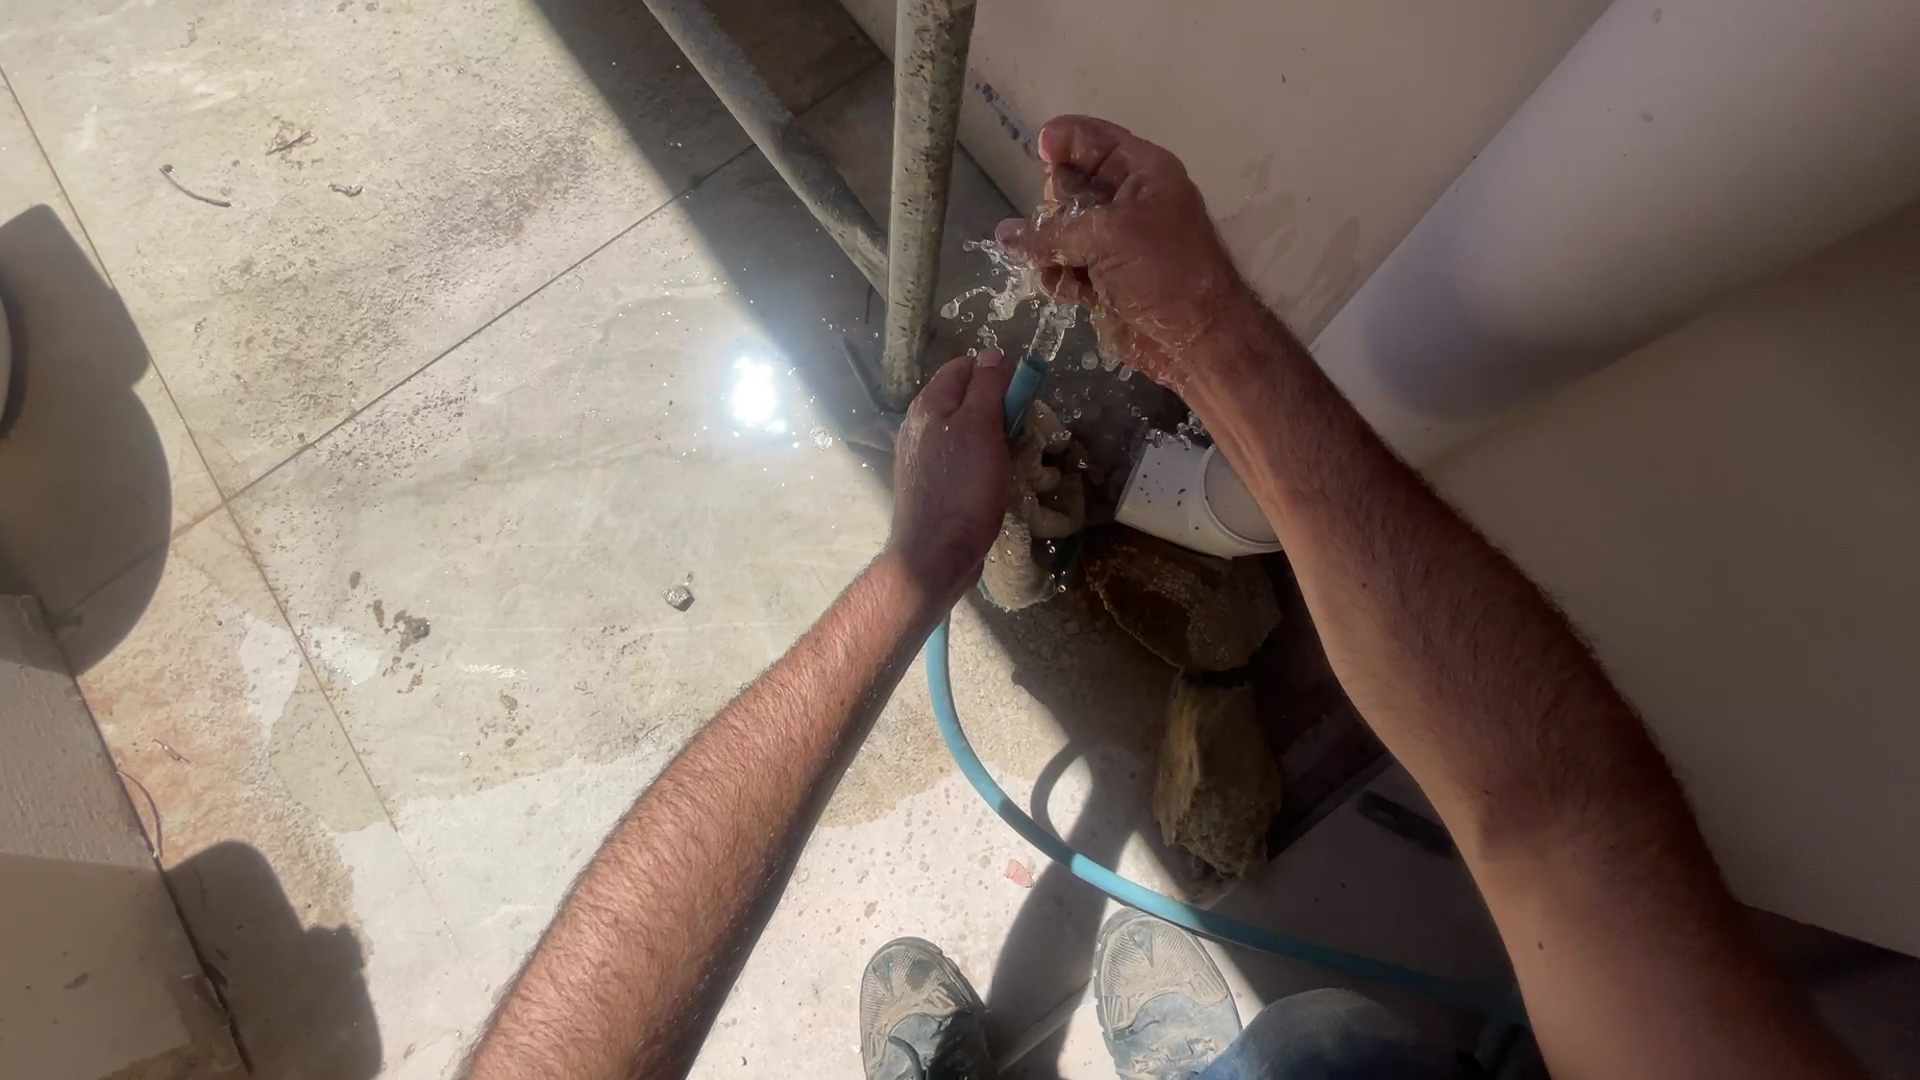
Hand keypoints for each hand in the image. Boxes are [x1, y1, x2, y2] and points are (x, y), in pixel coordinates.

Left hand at [887, 350, 1014, 603]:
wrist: (936, 553)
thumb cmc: (962, 488)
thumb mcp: (980, 427)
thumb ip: (987, 386)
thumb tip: (994, 353)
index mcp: (928, 405)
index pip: (965, 367)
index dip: (997, 374)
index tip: (1022, 398)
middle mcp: (919, 426)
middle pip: (966, 400)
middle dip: (999, 410)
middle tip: (1021, 432)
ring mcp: (923, 458)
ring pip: (966, 432)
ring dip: (995, 440)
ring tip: (1013, 459)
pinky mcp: (932, 485)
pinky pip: (963, 460)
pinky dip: (983, 464)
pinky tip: (996, 482)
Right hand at [994, 116, 1257, 395]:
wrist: (1196, 339)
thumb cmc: (1164, 272)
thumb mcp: (1108, 237)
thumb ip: (1053, 233)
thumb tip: (1005, 234)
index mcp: (1143, 175)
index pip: (1097, 141)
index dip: (1067, 140)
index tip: (1039, 149)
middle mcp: (1129, 205)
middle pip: (1072, 189)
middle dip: (1055, 205)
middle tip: (1057, 224)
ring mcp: (1116, 248)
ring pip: (1064, 235)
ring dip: (1051, 248)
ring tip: (1051, 263)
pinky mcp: (1107, 284)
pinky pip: (1068, 272)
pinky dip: (1059, 279)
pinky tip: (1061, 287)